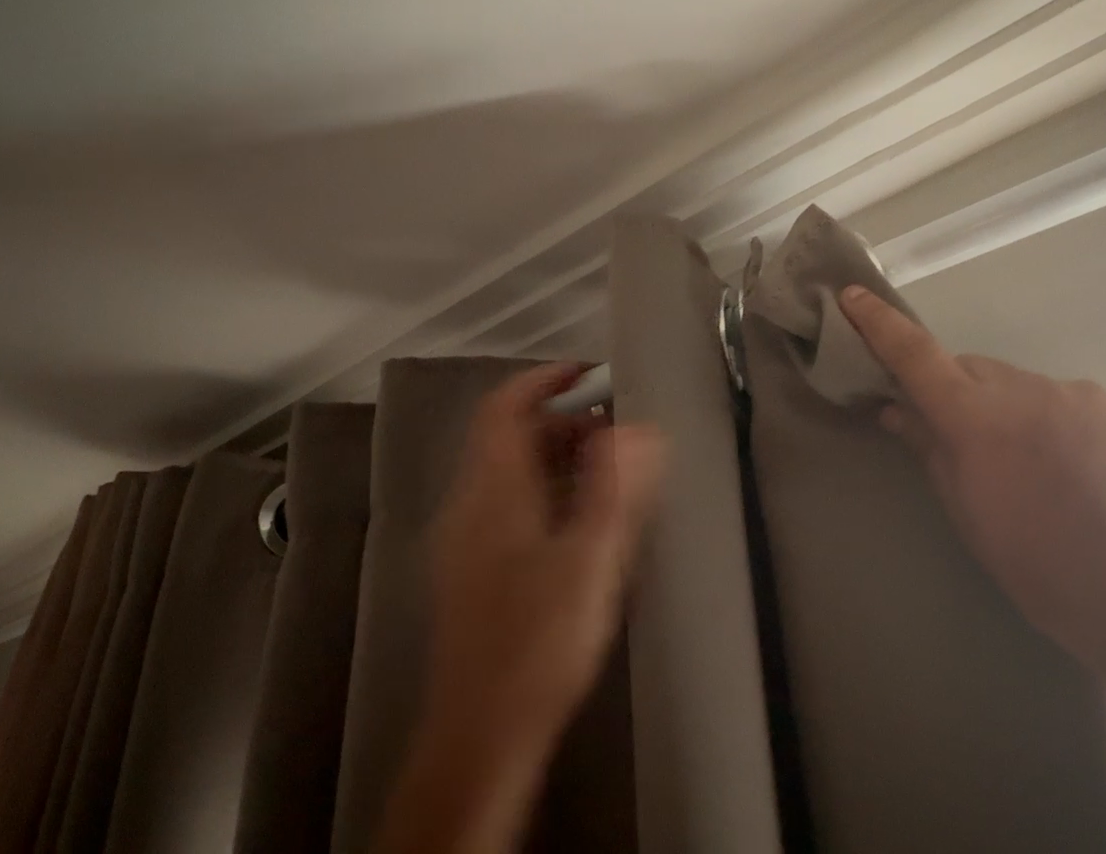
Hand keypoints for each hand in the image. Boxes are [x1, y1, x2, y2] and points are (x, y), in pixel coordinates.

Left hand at [427, 363, 664, 761]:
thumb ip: (616, 490)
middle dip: (564, 423)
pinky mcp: (474, 571)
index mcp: (493, 494)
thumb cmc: (539, 641)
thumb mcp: (591, 561)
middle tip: (620, 434)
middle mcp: (469, 507)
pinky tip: (585, 525)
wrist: (482, 732)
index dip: (545, 379)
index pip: (504, 408)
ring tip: (613, 475)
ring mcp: (466, 541)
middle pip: (509, 439)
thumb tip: (639, 428)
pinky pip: (509, 506)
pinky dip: (547, 492)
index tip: (593, 373)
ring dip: (558, 459)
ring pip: (510, 474)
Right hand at [837, 285, 1105, 672]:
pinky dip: (1062, 427)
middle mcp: (1027, 388)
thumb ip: (931, 451)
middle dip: (959, 392)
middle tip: (966, 444)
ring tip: (1039, 474)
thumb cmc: (1040, 567)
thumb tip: (898, 410)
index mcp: (977, 417)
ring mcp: (1082, 393)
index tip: (853, 296)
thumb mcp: (969, 516)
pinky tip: (1083, 476)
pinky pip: (1074, 405)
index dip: (880, 324)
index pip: (915, 355)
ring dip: (1015, 413)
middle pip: (974, 369)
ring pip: (1027, 389)